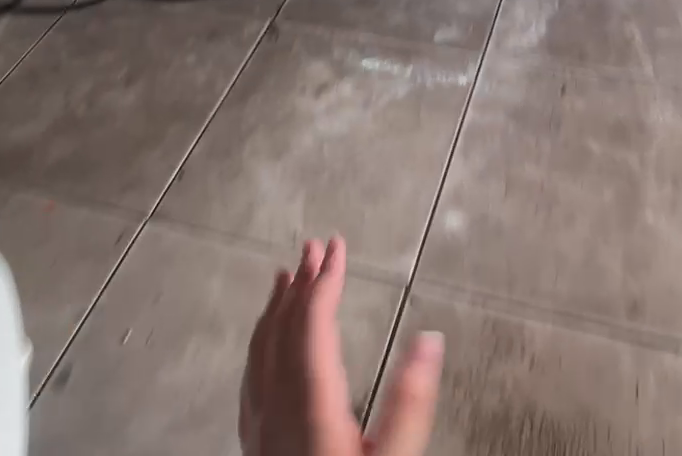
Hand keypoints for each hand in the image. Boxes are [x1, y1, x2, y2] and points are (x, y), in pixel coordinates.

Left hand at [239, 236, 443, 455]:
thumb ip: (410, 403)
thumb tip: (429, 340)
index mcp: (312, 406)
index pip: (313, 324)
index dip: (326, 279)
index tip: (337, 245)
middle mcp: (278, 411)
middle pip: (284, 330)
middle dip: (302, 282)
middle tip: (313, 246)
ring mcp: (261, 429)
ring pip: (262, 352)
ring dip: (276, 307)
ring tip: (284, 277)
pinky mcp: (256, 446)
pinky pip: (252, 377)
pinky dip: (261, 342)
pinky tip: (266, 343)